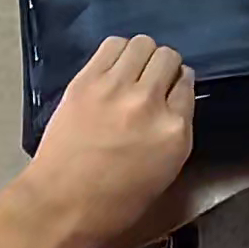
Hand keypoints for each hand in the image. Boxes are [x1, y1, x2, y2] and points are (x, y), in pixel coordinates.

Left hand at [15, 35, 195, 242]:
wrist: (61, 203)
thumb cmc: (115, 202)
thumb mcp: (165, 171)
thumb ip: (174, 130)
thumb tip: (171, 102)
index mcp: (174, 130)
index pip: (187, 84)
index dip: (179, 84)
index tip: (170, 89)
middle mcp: (149, 102)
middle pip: (168, 58)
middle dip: (164, 66)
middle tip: (152, 78)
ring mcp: (116, 87)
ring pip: (142, 43)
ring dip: (142, 54)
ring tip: (132, 69)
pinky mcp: (86, 80)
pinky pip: (111, 45)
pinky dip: (118, 51)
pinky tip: (113, 66)